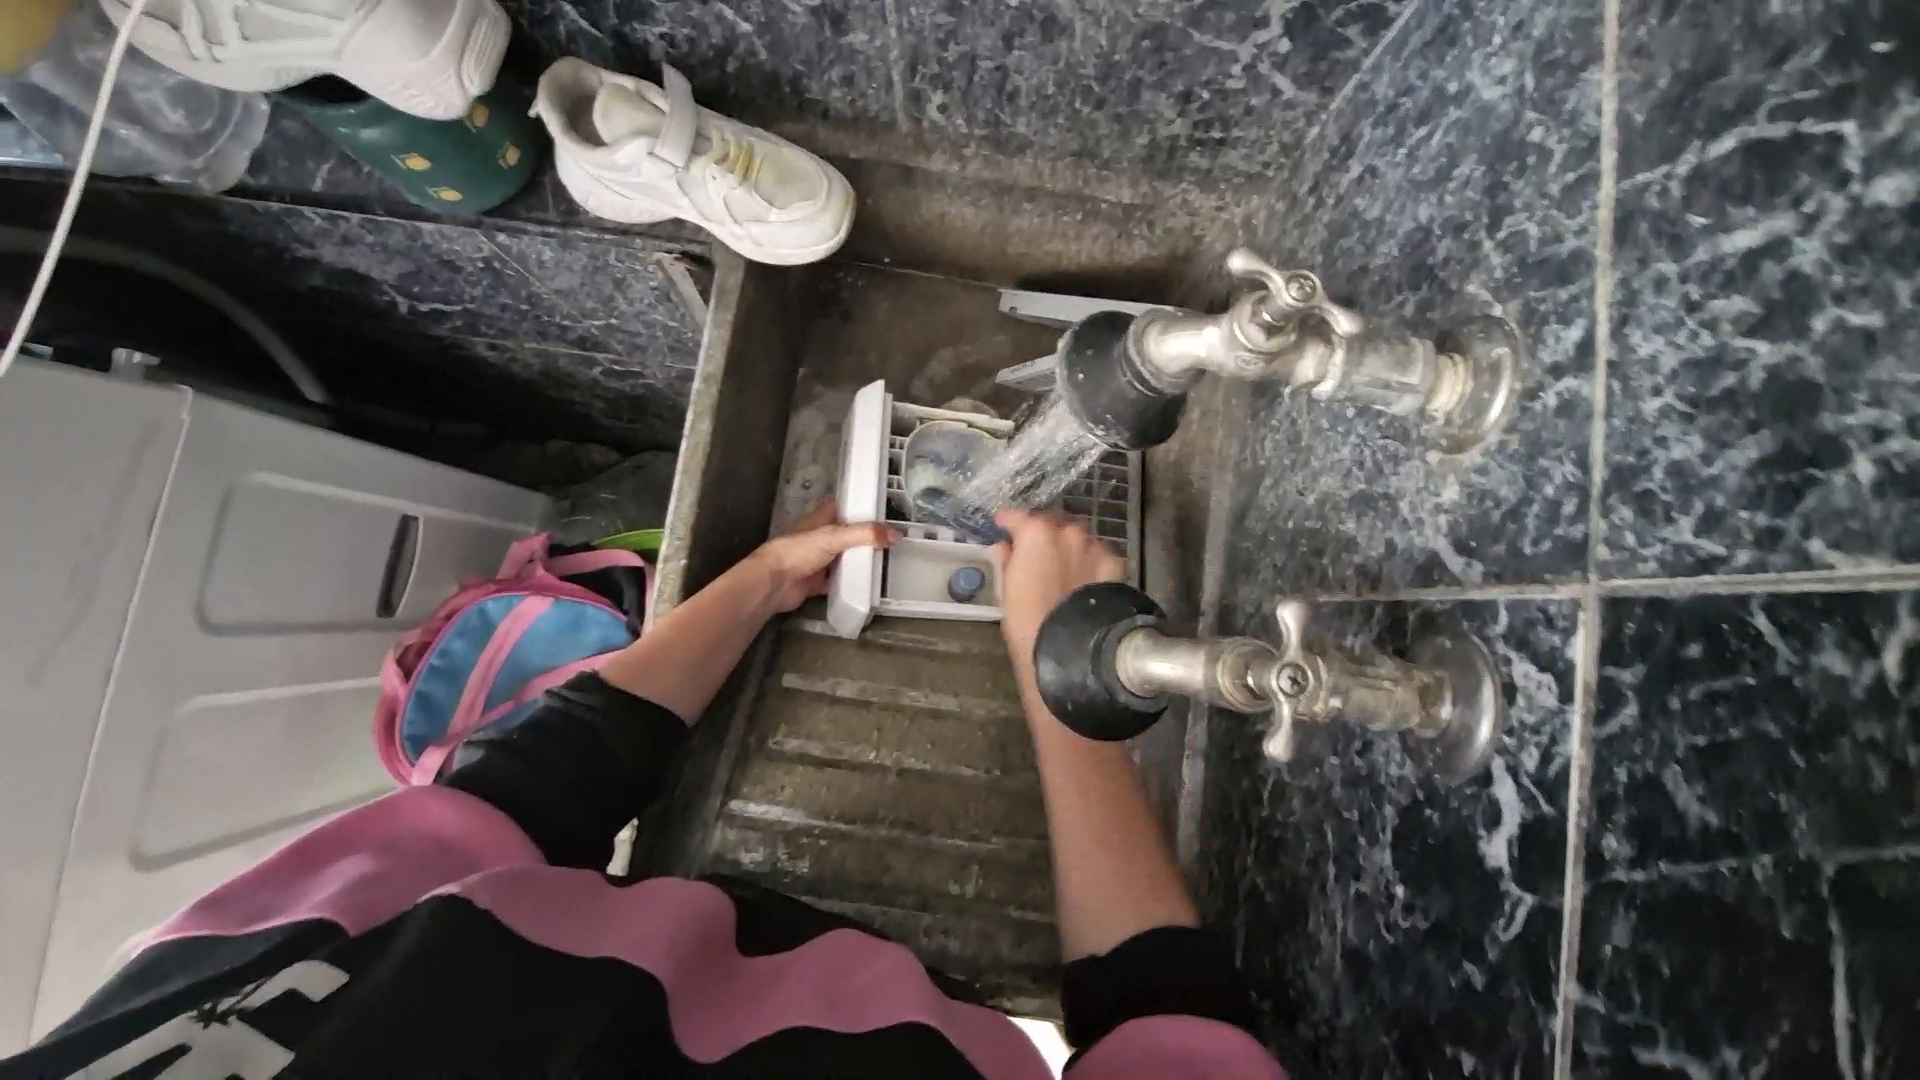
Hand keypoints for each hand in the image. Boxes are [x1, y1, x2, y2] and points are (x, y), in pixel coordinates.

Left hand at [748, 499, 895, 613]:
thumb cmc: (798, 551)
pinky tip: (867, 583)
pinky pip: (839, 580)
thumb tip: (896, 535)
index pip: (843, 507)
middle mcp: (819, 537)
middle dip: (865, 537)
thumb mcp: (834, 536)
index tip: (882, 511)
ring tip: (885, 560)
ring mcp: (818, 559)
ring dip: (859, 560)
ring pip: (844, 557)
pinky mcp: (817, 581)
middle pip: (847, 534)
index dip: (860, 507)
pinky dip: (851, 582)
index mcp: (820, 518)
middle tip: (890, 539)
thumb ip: (865, 534)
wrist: (773, 583)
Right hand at [990, 509, 1125, 673]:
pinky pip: (1098, 556)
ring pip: (1078, 539)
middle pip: (1052, 525)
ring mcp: (1093, 547)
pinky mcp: (1114, 565)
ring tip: (1063, 567)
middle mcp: (1067, 532)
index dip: (1008, 521)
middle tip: (1034, 552)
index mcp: (1035, 534)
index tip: (1001, 524)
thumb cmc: (1028, 622)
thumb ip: (1006, 562)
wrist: (1073, 648)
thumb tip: (1003, 547)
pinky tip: (1086, 579)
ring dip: (1068, 547)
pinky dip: (1090, 562)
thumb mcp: (1007, 592)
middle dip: (1043, 535)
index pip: (1017, 517)